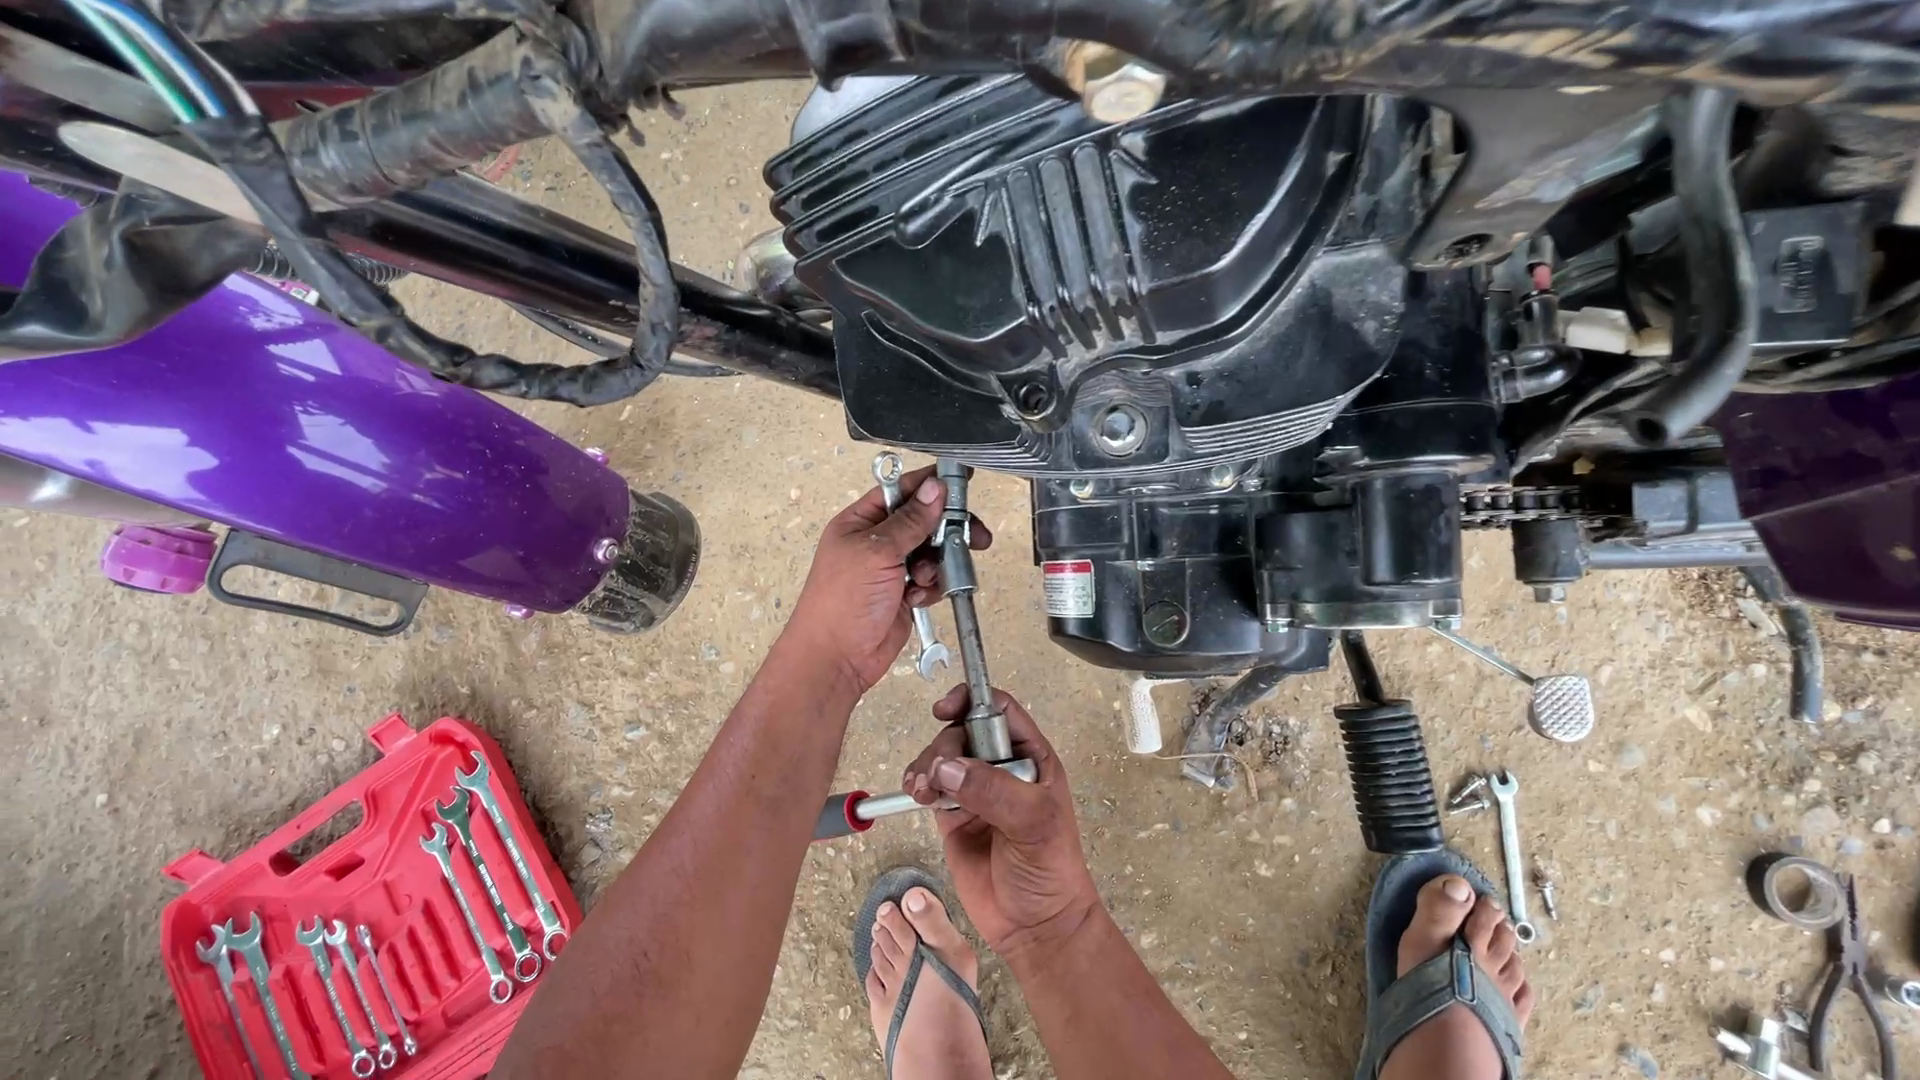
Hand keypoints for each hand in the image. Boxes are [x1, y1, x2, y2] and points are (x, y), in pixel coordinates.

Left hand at [784, 464, 991, 693]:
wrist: (837, 657)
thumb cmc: (843, 600)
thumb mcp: (876, 551)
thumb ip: (910, 520)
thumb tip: (935, 488)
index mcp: (860, 522)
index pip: (901, 491)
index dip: (930, 484)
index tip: (961, 479)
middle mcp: (876, 541)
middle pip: (923, 521)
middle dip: (946, 528)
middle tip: (975, 534)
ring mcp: (891, 568)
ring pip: (932, 552)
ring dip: (937, 564)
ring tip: (927, 578)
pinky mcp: (905, 593)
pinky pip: (932, 580)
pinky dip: (931, 587)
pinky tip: (918, 598)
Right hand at [902, 688, 1100, 957]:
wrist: (1035, 926)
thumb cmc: (1050, 868)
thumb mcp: (1034, 822)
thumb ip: (994, 791)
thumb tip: (945, 768)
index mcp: (1030, 757)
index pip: (999, 711)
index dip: (972, 701)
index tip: (945, 709)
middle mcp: (1001, 767)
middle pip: (962, 731)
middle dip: (944, 744)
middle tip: (935, 774)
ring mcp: (975, 791)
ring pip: (942, 757)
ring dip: (925, 764)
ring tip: (921, 790)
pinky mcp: (952, 816)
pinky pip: (929, 786)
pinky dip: (917, 784)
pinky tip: (915, 794)